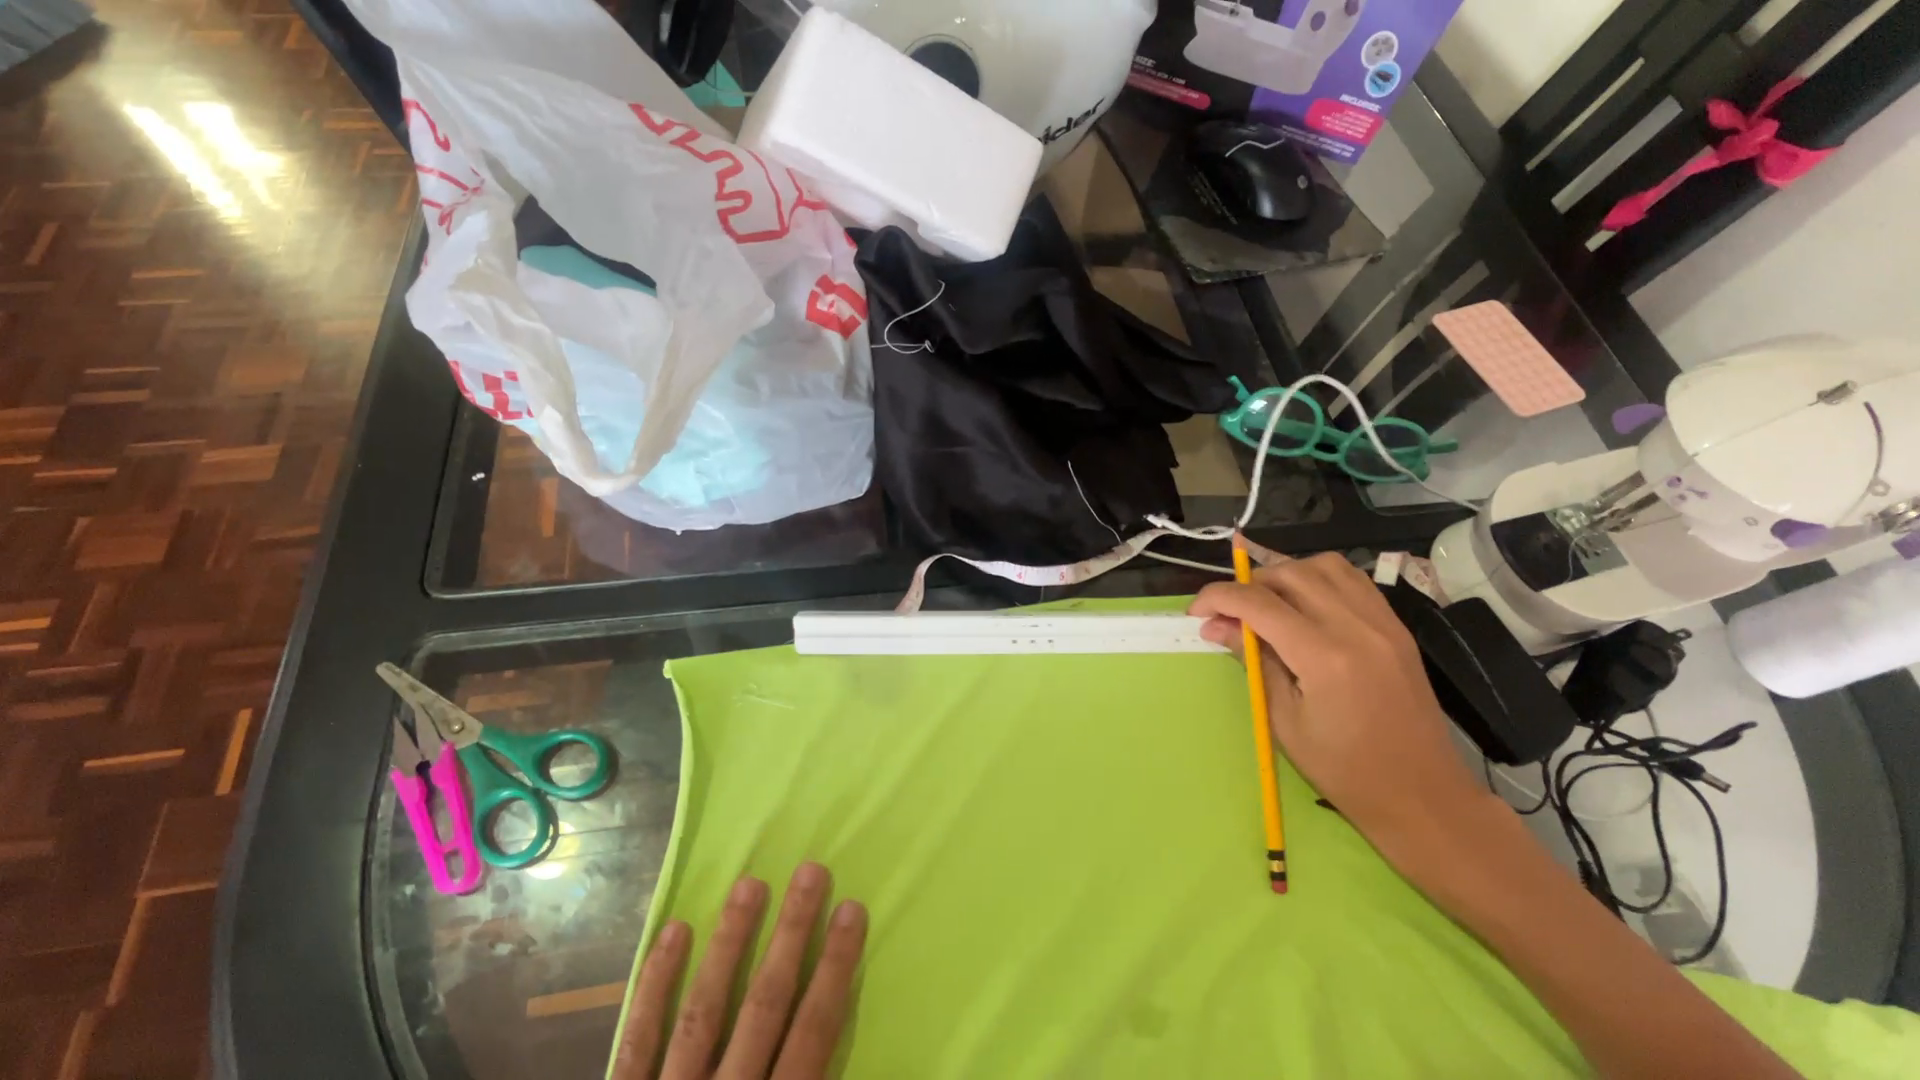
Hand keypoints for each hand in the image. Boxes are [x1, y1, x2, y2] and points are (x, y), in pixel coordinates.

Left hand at [614, 863, 867, 1079]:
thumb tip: (872, 1060)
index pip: (814, 1030)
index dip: (835, 968)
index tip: (852, 911)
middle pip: (766, 1005)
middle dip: (792, 936)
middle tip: (810, 872)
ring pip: (705, 1008)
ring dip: (731, 944)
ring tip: (750, 884)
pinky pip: (638, 1037)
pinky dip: (655, 984)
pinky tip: (675, 932)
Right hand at [1189, 553, 1492, 860]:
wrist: (1422, 794)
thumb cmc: (1345, 771)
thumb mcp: (1284, 722)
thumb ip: (1254, 663)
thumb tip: (1216, 626)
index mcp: (1325, 656)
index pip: (1259, 603)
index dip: (1219, 598)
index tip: (1195, 612)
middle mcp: (1357, 626)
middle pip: (1290, 574)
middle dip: (1248, 584)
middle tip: (1228, 614)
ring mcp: (1383, 622)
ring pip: (1325, 565)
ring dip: (1286, 574)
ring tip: (1266, 604)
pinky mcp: (1396, 628)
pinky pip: (1353, 581)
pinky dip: (1320, 580)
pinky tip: (1305, 606)